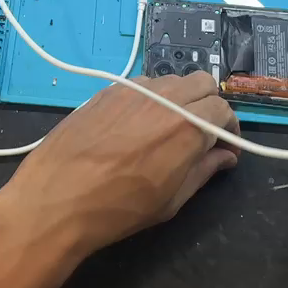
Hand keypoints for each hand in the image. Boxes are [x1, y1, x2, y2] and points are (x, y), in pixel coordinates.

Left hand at [0, 74, 239, 262]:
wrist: (58, 196)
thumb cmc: (119, 207)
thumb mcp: (171, 200)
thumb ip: (204, 171)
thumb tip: (226, 156)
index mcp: (188, 126)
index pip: (223, 109)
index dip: (229, 128)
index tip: (224, 145)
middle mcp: (165, 97)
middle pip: (201, 81)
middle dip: (208, 103)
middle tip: (200, 132)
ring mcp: (134, 89)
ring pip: (170, 79)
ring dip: (179, 97)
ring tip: (166, 127)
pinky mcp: (108, 89)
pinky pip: (141, 83)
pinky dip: (150, 97)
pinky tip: (136, 123)